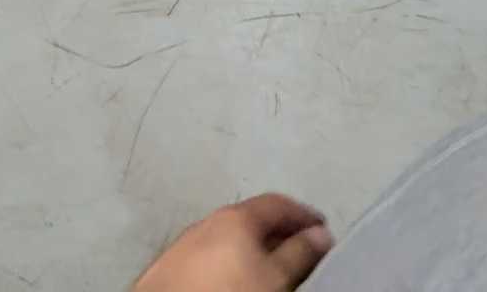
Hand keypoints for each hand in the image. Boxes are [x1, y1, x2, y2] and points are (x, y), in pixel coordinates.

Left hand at [133, 194, 333, 291]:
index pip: (279, 203)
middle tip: (300, 254)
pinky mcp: (163, 273)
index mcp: (237, 216)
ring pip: (227, 241)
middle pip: (252, 221)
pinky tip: (231, 283)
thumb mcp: (274, 279)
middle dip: (278, 235)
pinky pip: (207, 260)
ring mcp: (182, 246)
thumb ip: (300, 253)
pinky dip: (226, 266)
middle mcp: (209, 221)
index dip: (304, 216)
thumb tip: (322, 234)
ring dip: (251, 252)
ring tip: (267, 273)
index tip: (322, 232)